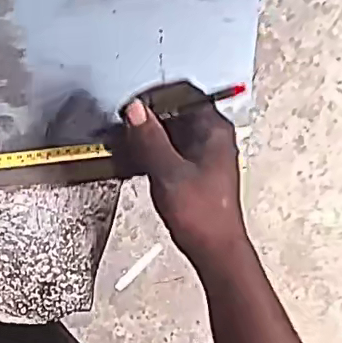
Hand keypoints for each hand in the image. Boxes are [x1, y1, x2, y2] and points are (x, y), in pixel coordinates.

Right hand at [120, 82, 251, 268]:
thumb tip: (136, 111)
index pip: (183, 93)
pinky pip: (173, 152)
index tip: (133, 108)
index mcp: (214, 131)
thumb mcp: (168, 173)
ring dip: (151, 137)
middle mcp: (214, 139)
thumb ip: (150, 139)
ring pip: (174, 133)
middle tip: (126, 127)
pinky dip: (156, 154)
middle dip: (150, 118)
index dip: (154, 96)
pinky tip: (141, 164)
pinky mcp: (198, 173)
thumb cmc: (203, 216)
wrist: (214, 249)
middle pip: (177, 112)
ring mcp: (207, 156)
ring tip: (130, 146)